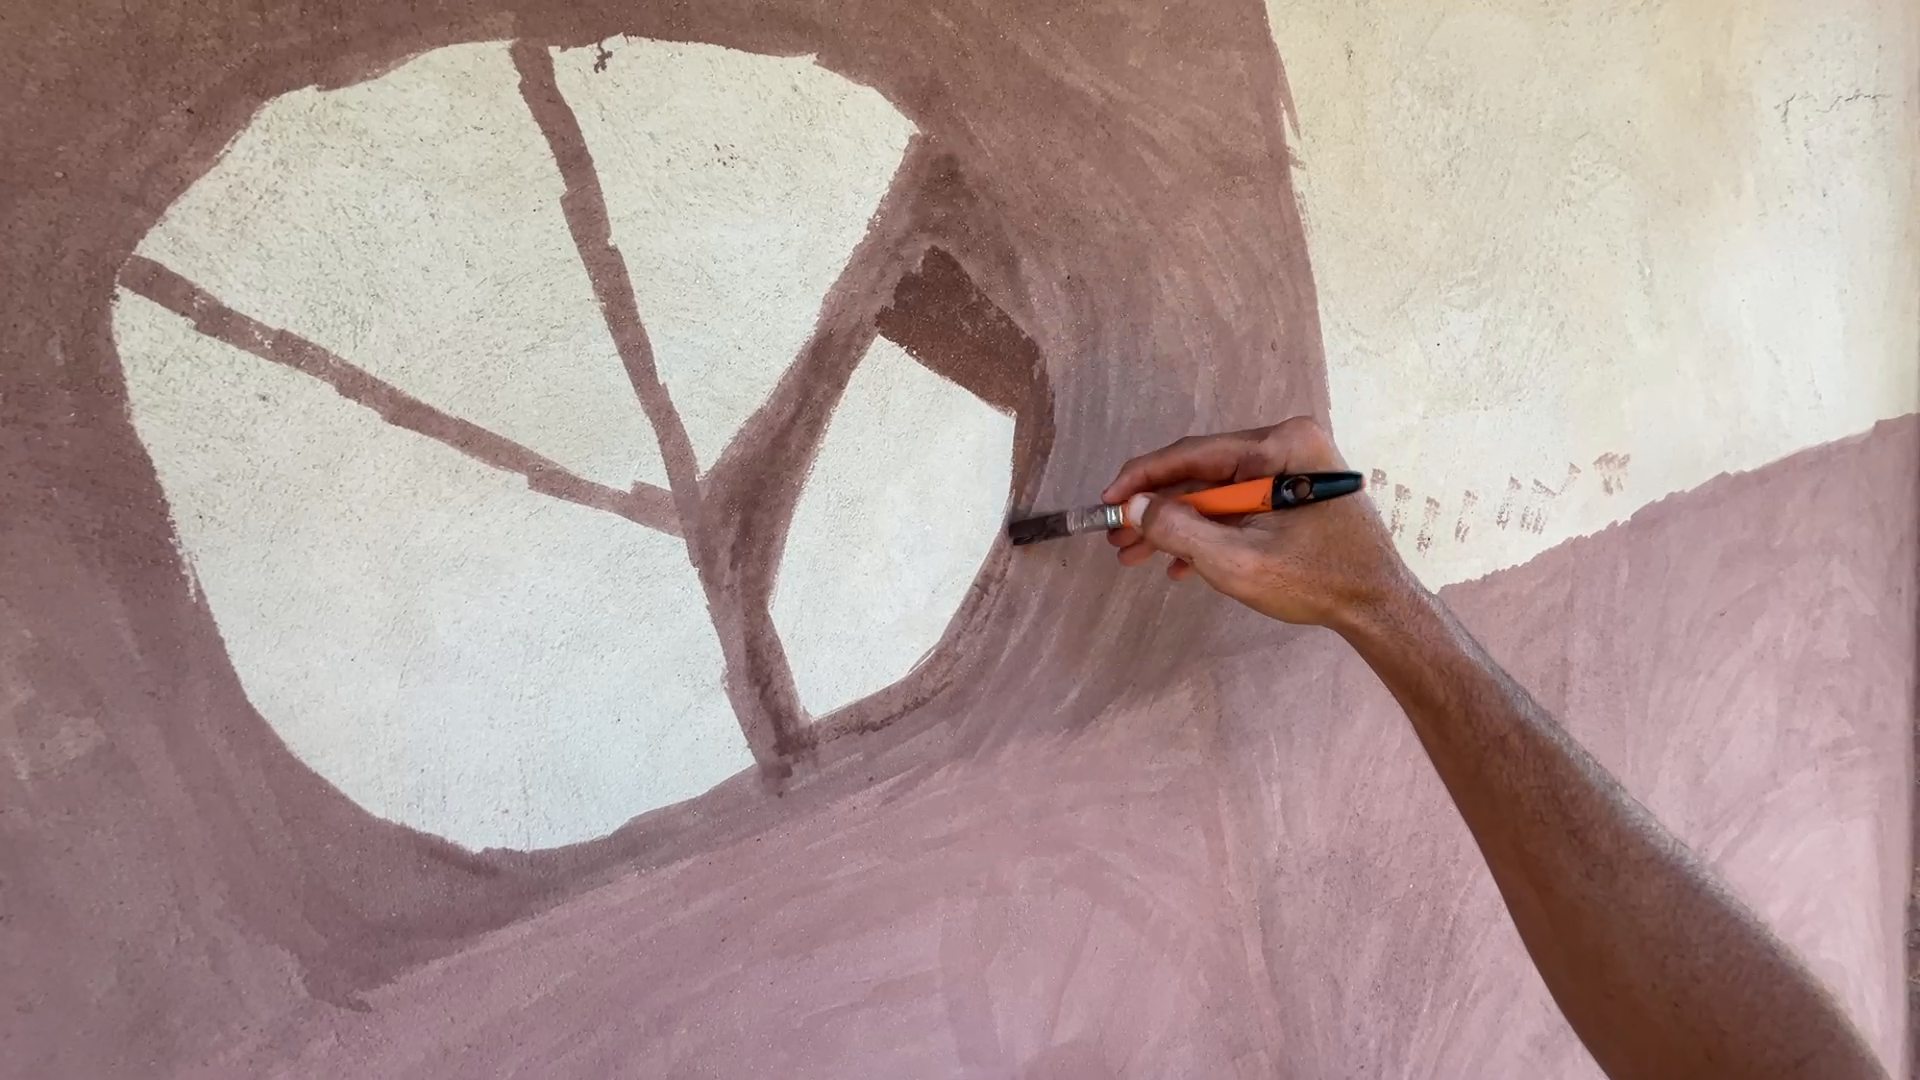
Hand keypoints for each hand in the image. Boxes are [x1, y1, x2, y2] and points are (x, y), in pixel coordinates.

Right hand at [1101, 417, 1414, 631]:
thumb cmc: (1313, 582)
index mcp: (1280, 445)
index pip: (1191, 454)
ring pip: (1212, 493)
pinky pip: (1234, 505)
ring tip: (1133, 555)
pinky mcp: (1290, 492)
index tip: (1106, 502)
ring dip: (1174, 525)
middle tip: (1116, 537)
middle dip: (1155, 510)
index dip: (1141, 479)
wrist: (1378, 608)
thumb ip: (1177, 529)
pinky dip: (1205, 532)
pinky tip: (1177, 563)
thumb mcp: (1235, 560)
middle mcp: (1284, 445)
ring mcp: (1289, 468)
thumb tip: (1132, 507)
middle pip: (1199, 474)